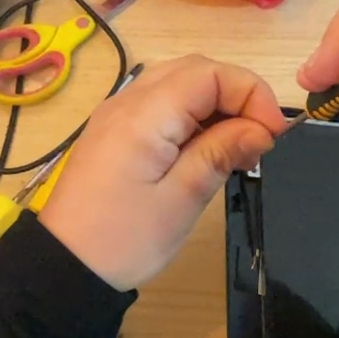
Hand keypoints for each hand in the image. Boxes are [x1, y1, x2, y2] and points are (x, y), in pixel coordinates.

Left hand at [40, 56, 287, 289]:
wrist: (65, 266)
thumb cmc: (123, 240)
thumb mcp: (181, 200)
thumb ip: (220, 153)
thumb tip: (261, 128)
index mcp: (143, 115)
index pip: (209, 73)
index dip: (250, 93)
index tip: (273, 135)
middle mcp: (126, 102)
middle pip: (194, 71)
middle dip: (236, 95)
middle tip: (259, 140)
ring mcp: (116, 115)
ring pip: (177, 85)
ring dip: (215, 105)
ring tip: (237, 148)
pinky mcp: (113, 132)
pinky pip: (159, 105)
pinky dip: (191, 117)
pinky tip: (206, 150)